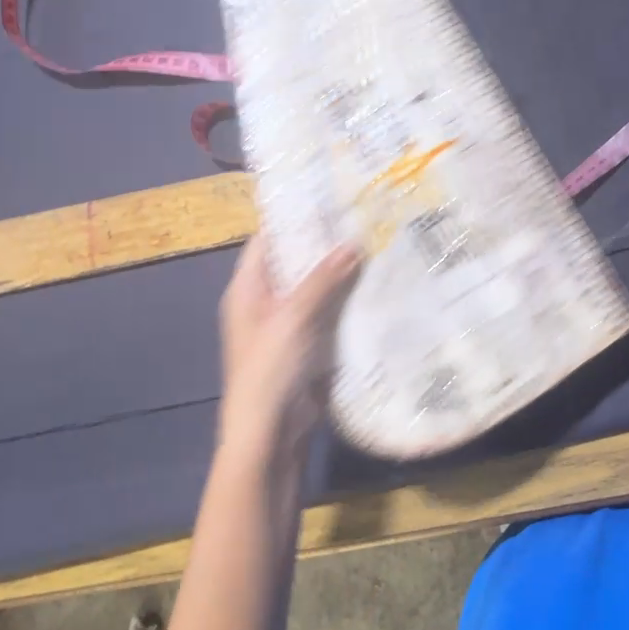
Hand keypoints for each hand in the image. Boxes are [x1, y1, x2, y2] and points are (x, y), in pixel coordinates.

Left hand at [216, 237, 360, 454]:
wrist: (270, 433)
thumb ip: (321, 280)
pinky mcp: (312, 344)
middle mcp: (267, 302)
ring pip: (319, 287)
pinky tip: (381, 285)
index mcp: (248, 290)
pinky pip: (333, 313)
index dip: (295, 217)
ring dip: (344, 272)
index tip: (330, 195)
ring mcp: (290, 324)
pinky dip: (352, 299)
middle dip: (328, 243)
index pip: (267, 240)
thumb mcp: (293, 318)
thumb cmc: (269, 371)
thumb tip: (352, 242)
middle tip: (366, 216)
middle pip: (297, 262)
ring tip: (380, 243)